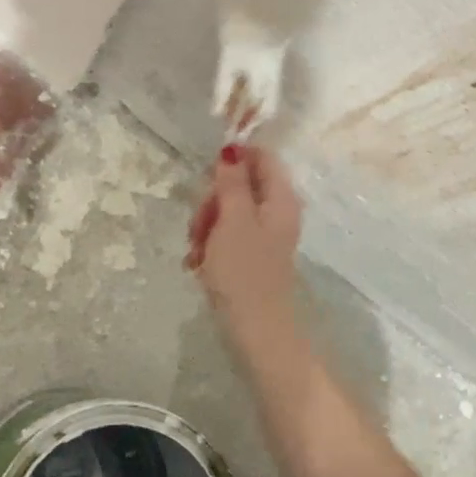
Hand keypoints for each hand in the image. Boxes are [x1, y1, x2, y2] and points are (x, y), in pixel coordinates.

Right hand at [187, 145, 301, 337]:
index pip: (261, 156)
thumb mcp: (233, 220)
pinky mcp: (250, 257)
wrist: (255, 327)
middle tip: (198, 224)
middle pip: (240, 185)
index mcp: (280, 197)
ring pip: (228, 212)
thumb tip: (231, 149)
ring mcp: (263, 236)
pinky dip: (210, 246)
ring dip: (205, 226)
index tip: (207, 177)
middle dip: (212, 201)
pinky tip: (198, 263)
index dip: (232, 160)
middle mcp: (276, 212)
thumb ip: (231, 182)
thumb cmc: (244, 270)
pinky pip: (226, 237)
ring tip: (195, 251)